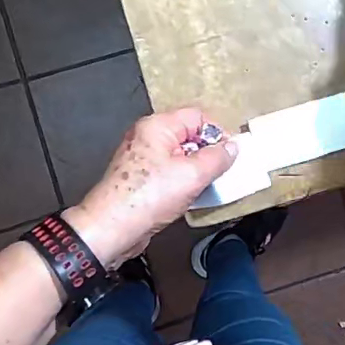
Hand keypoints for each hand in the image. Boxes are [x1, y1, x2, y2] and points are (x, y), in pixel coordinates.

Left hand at [64, 109, 237, 268]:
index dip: (216, 133)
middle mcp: (146, 138)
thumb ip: (218, 158)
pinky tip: (187, 199)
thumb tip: (232, 148)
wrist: (112, 228)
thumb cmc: (145, 198)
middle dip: (206, 155)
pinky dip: (181, 184)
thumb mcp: (193, 175)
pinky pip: (167, 175)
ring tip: (202, 189)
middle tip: (218, 174)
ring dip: (195, 173)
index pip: (197, 116)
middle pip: (188, 137)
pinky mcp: (139, 180)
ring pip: (179, 158)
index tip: (228, 155)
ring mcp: (140, 160)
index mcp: (156, 126)